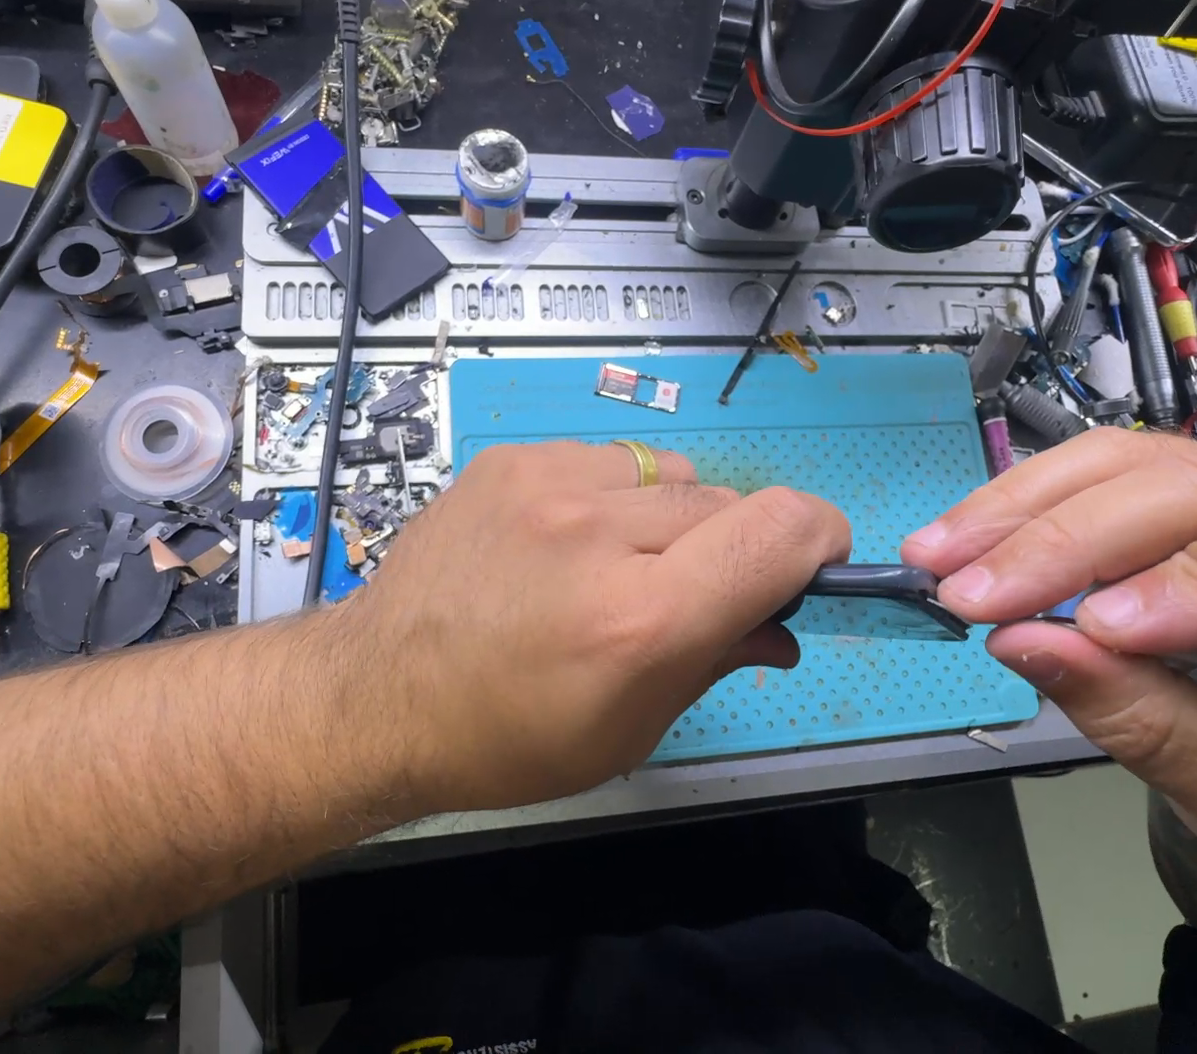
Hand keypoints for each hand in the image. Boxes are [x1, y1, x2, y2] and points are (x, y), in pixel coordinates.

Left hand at [339, 440, 850, 815]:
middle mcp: (599, 534)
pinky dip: (614, 498)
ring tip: (612, 565)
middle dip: (732, 549)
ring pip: (674, 476)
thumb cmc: (506, 737)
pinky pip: (611, 461)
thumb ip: (719, 662)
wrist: (377, 695)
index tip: (811, 562)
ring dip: (670, 520)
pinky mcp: (514, 459)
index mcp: (641, 619)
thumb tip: (781, 623)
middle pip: (733, 502)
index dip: (819, 539)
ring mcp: (550, 483)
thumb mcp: (629, 730)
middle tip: (683, 593)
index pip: (783, 530)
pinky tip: (566, 540)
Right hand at [901, 429, 1196, 884]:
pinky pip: (1099, 479)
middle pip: (1196, 483)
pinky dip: (1022, 510)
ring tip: (938, 559)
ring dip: (1020, 511)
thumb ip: (1155, 725)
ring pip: (1129, 463)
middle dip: (1069, 542)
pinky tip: (967, 540)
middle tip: (966, 598)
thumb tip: (1024, 646)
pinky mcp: (1194, 500)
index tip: (1105, 631)